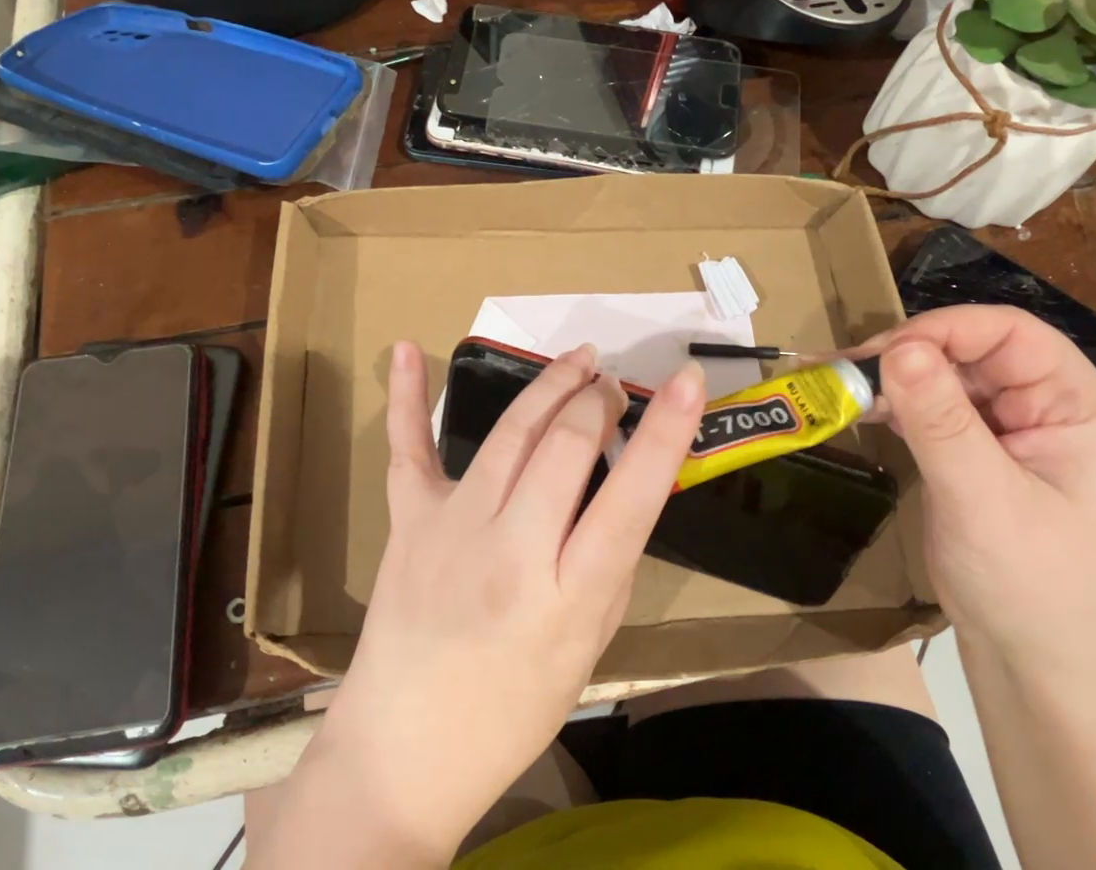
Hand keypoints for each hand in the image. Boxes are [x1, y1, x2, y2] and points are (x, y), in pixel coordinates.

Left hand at [280, 342, 705, 863]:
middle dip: (597, 401)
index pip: (630, 497)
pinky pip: (408, 450)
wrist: (407, 749)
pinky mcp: (408, 523)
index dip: (665, 431)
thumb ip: (608, 566)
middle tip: (613, 385)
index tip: (688, 380)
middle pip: (564, 447)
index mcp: (569, 597)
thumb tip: (620, 493)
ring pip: (509, 434)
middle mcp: (511, 551)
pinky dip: (408, 396)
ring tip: (578, 362)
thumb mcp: (589, 649)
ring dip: (549, 388)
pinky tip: (407, 347)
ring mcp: (452, 530)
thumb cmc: (513, 712)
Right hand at [848, 305, 1095, 671]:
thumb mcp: (983, 500)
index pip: (1012, 334)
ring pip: (952, 385)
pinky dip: (901, 412)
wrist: (1044, 672)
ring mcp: (1016, 440)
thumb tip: (898, 348)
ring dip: (899, 383)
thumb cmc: (1032, 589)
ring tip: (840, 389)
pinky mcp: (985, 465)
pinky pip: (940, 419)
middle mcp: (1050, 413)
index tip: (880, 352)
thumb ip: (940, 421)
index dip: (944, 330)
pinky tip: (864, 414)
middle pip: (977, 355)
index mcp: (1078, 409)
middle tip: (843, 371)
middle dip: (911, 356)